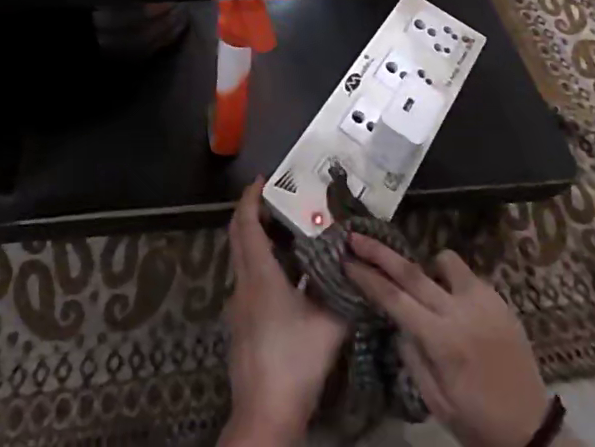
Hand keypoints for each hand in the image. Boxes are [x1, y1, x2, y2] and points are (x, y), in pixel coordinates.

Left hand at [220, 179, 349, 446]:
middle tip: (279, 199)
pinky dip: (261, 263)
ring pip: (242, 258)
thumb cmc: (296, 362)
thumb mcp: (329, 324)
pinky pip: (247, 279)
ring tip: (288, 231)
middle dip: (254, 213)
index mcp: (259, 276)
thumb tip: (357, 264)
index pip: (246, 225)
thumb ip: (344, 290)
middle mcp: (242, 284)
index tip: (263, 179)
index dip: (251, 198)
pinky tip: (287, 275)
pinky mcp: (240, 324)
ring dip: (258, 239)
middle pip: (239, 237)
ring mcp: (237, 306)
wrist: (265, 414)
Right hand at [344, 234, 549, 446]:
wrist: (532, 429)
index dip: (367, 277)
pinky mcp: (500, 299)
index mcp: (441, 340)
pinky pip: (467, 277)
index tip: (346, 260)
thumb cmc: (476, 420)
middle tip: (356, 235)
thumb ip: (411, 355)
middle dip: (380, 252)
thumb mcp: (433, 400)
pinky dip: (452, 282)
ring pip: (445, 261)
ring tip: (421, 284)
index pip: (394, 299)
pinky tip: (452, 303)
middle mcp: (460, 311)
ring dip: (425, 264)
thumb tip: (397, 322)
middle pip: (411, 271)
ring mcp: (483, 300)